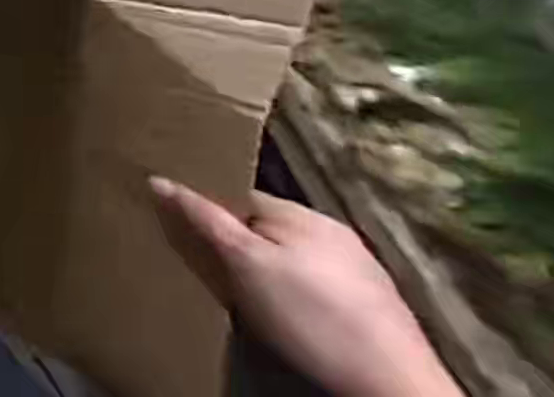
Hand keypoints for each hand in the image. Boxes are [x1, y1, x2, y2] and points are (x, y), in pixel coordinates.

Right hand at [151, 177, 462, 396]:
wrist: (396, 392)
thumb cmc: (309, 316)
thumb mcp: (242, 262)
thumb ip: (201, 217)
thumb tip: (157, 179)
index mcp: (304, 214)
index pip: (236, 197)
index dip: (206, 212)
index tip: (185, 234)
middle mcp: (335, 234)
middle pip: (261, 228)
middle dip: (234, 244)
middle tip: (212, 269)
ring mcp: (361, 273)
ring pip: (287, 257)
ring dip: (262, 269)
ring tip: (244, 294)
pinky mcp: (375, 309)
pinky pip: (313, 283)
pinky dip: (292, 293)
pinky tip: (286, 315)